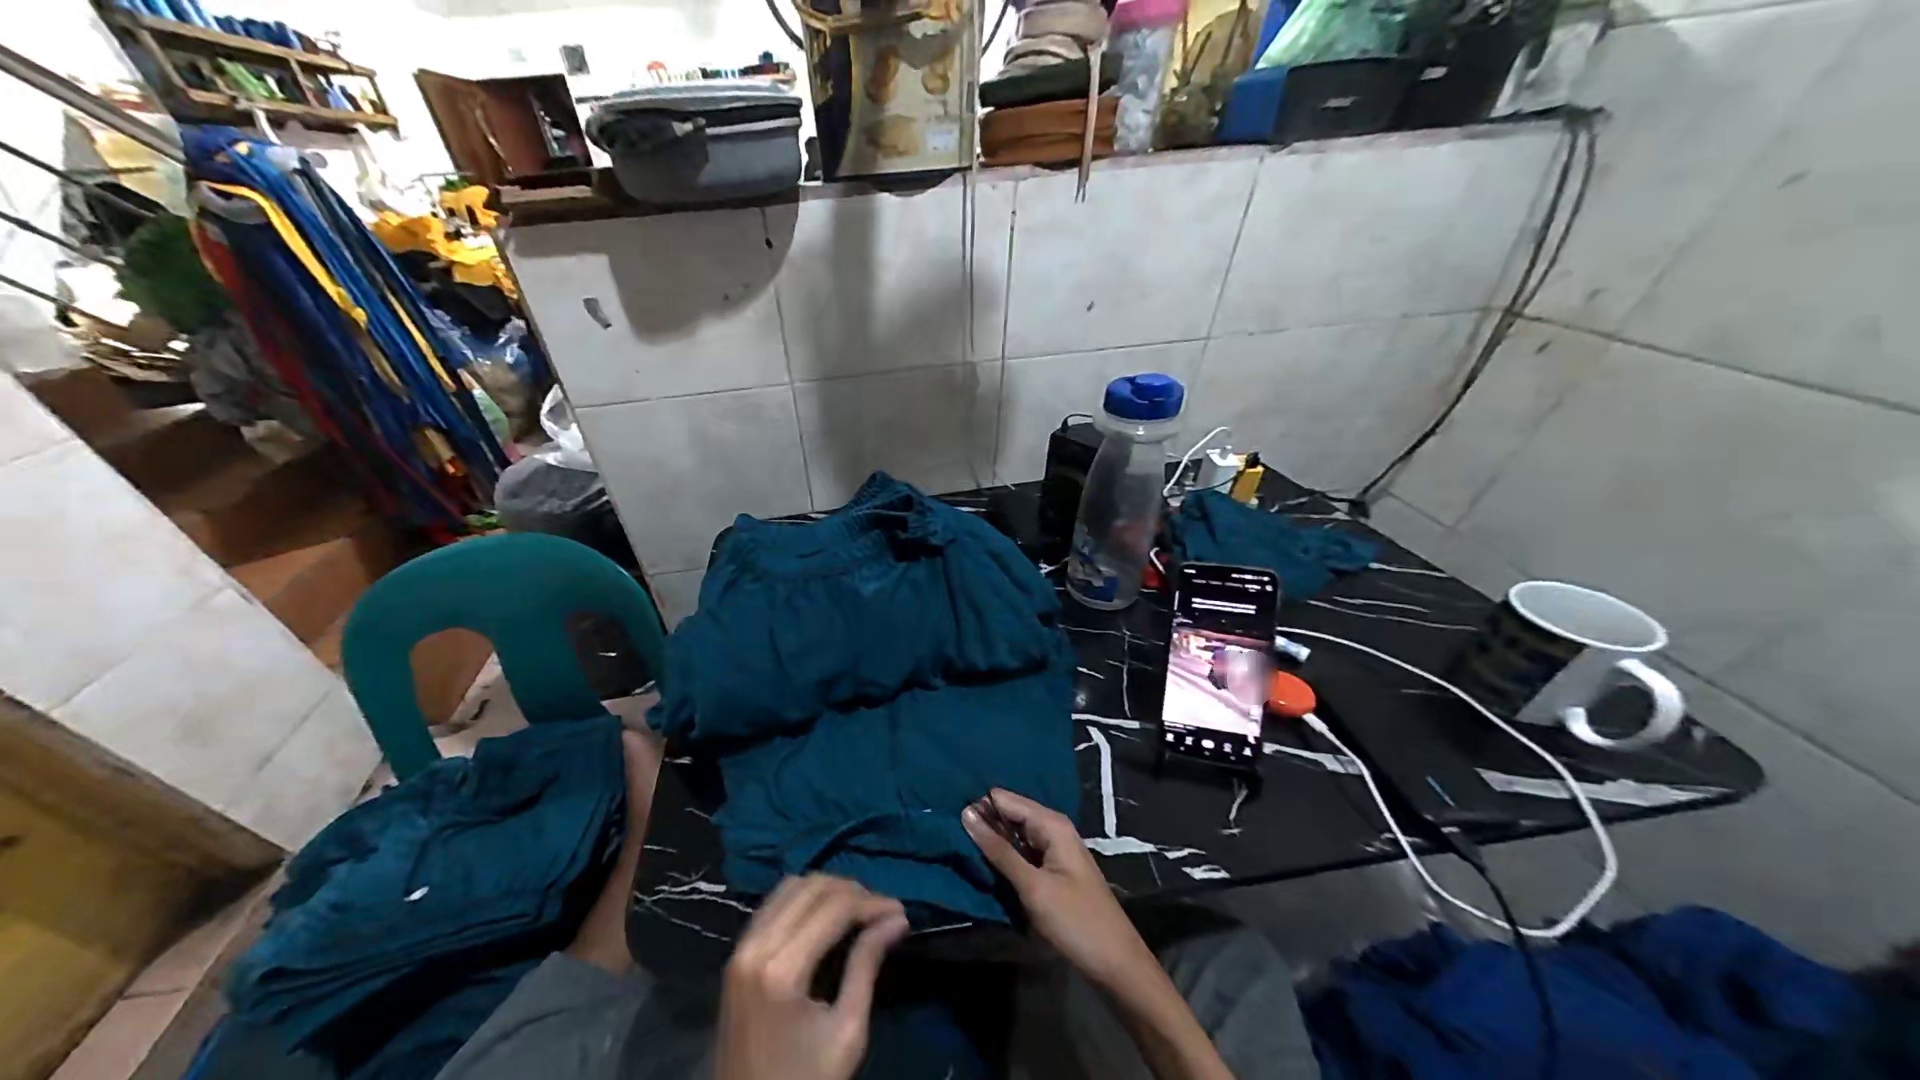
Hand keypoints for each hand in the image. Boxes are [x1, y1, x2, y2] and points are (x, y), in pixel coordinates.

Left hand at [716, 875, 909, 1079]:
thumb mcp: (847, 1032)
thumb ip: (866, 966)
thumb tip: (897, 919)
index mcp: (782, 971)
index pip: (835, 907)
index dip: (872, 902)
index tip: (900, 912)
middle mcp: (756, 947)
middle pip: (812, 888)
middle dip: (853, 891)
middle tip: (882, 912)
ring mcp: (740, 949)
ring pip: (790, 887)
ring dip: (827, 890)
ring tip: (858, 910)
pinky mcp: (735, 955)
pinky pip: (773, 904)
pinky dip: (803, 899)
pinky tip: (825, 916)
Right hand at [962, 789, 1157, 988]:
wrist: (1115, 963)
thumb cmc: (1076, 921)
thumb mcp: (1033, 886)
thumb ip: (998, 850)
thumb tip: (966, 813)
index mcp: (1051, 823)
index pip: (1004, 798)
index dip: (979, 806)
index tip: (948, 817)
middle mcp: (1053, 829)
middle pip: (1009, 814)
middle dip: (983, 822)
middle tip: (948, 834)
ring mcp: (1053, 850)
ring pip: (1013, 835)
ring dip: (991, 841)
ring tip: (957, 847)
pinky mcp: (1051, 870)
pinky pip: (1021, 853)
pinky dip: (1003, 857)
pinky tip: (982, 865)